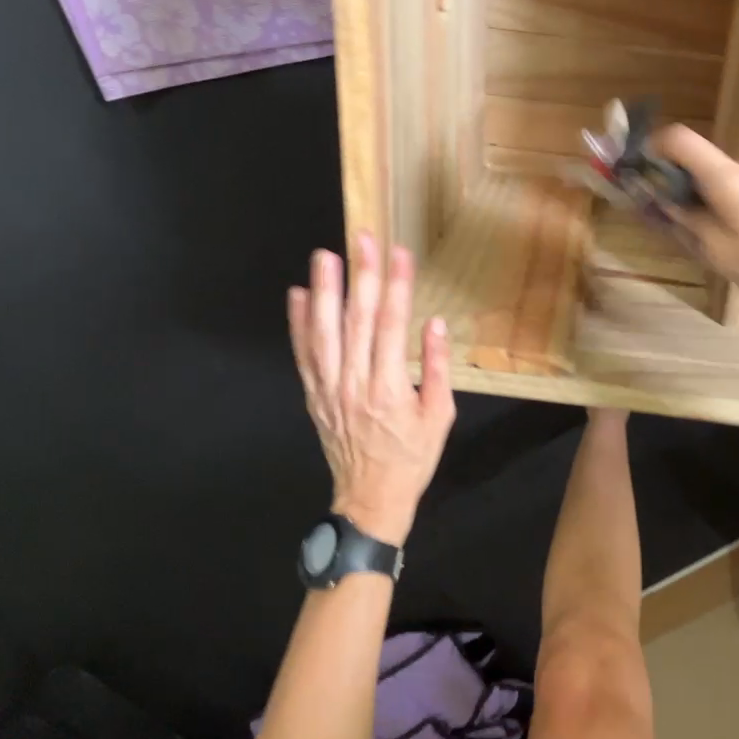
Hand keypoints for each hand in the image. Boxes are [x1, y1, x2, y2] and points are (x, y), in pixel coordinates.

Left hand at [288, 234, 455, 545]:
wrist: (371, 499)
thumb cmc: (412, 457)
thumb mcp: (439, 416)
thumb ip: (436, 368)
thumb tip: (434, 323)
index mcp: (390, 389)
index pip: (392, 326)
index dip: (396, 286)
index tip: (400, 253)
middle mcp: (354, 384)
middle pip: (356, 321)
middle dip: (360, 276)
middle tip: (361, 239)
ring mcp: (329, 390)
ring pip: (324, 333)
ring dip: (324, 292)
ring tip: (324, 256)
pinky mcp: (314, 396)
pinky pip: (304, 356)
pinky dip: (299, 325)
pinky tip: (299, 296)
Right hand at [651, 125, 738, 349]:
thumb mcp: (724, 257)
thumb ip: (693, 225)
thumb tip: (671, 204)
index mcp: (730, 178)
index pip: (682, 141)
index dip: (658, 149)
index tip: (646, 170)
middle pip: (714, 171)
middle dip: (697, 195)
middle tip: (692, 233)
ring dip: (729, 210)